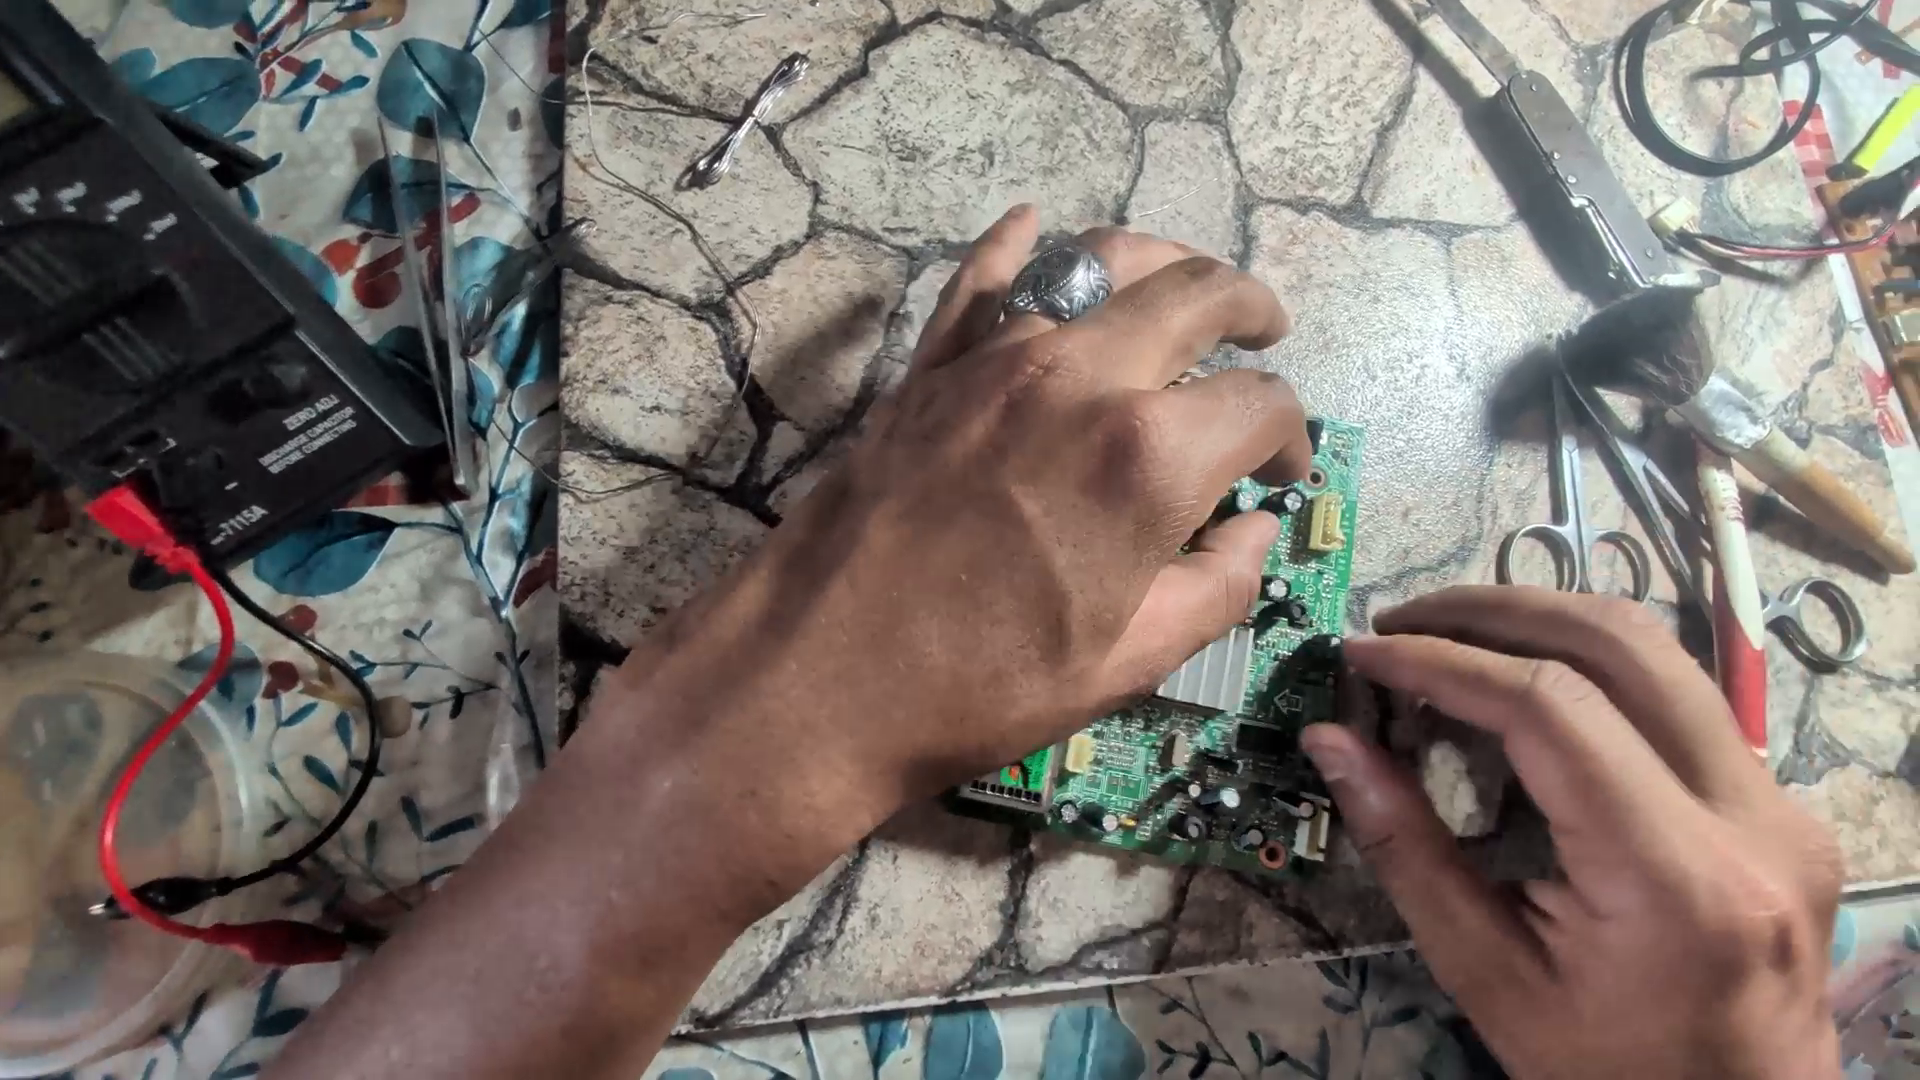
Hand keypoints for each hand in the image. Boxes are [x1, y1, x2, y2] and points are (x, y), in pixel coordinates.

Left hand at [272, 211, 1310, 1079]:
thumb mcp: (1127, 662)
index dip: (1288, 438)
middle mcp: (1081, 376)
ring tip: (1183, 290)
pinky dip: (1021, 244)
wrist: (815, 680)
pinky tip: (1039, 231)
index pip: (1260, 404)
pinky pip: (981, 276)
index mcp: (1148, 455)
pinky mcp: (927, 367)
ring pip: (1100, 261)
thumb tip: (1255, 527)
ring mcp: (995, 358)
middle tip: (1266, 331)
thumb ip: (1217, 585)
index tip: (1278, 476)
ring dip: (1160, 265)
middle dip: (1248, 309)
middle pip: (1196, 295)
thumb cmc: (978, 688)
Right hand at [1301, 587, 1842, 1079]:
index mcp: (1675, 876)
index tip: (1361, 653)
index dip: (1440, 661)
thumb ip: (1401, 843)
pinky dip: (1568, 654)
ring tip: (1439, 633)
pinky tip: (1503, 675)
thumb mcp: (1478, 967)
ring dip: (1530, 616)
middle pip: (1616, 644)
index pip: (1550, 708)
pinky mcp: (1766, 797)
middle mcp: (1749, 818)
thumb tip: (1327, 738)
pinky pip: (1662, 684)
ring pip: (1651, 645)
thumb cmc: (1598, 1061)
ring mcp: (1775, 800)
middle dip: (1487, 610)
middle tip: (1396, 622)